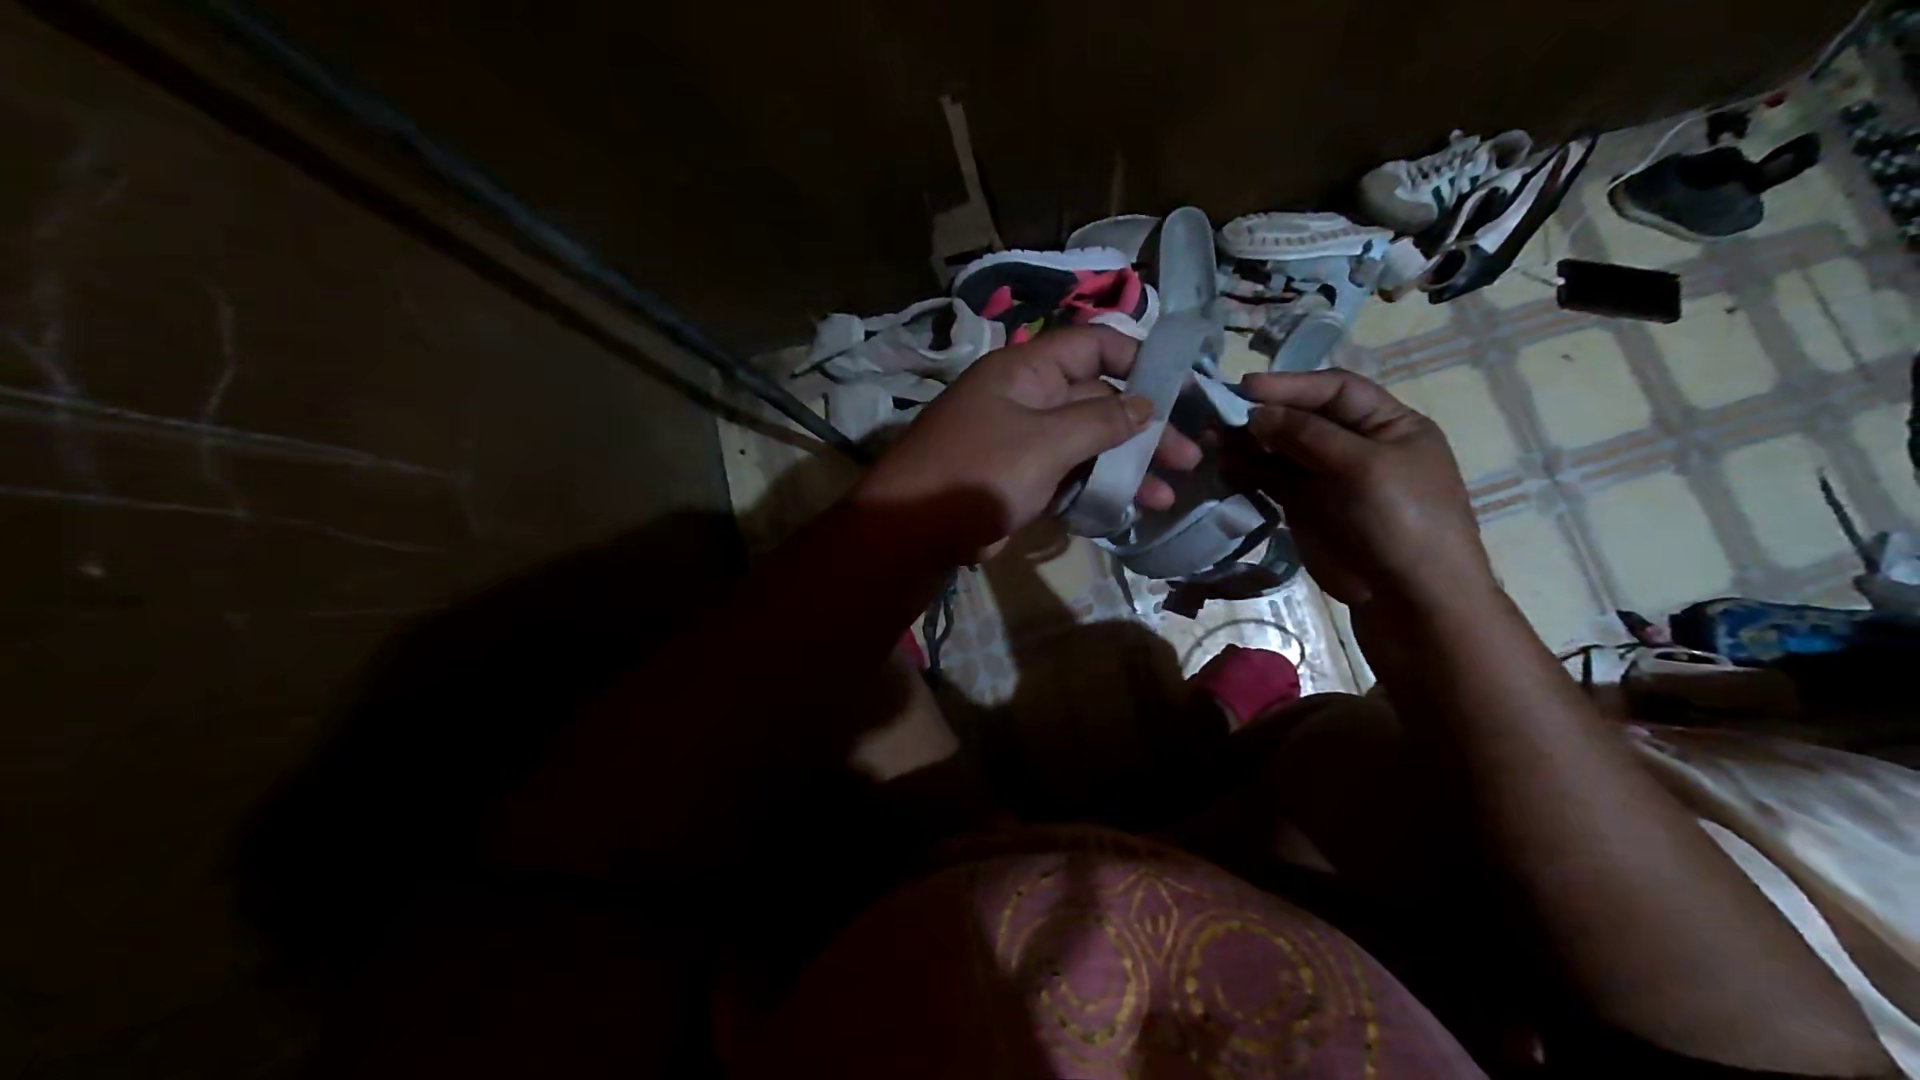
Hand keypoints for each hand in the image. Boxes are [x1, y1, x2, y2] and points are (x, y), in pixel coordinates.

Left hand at [854, 327, 1200, 558]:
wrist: (913, 530)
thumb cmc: (979, 472)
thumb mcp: (1045, 442)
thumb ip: (1100, 421)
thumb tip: (1146, 404)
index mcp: (1027, 371)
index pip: (1092, 345)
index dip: (1138, 360)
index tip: (1178, 388)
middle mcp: (1027, 398)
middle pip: (1097, 400)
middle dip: (1143, 429)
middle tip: (1187, 458)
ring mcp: (1023, 441)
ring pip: (1087, 444)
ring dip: (1126, 467)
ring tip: (1166, 494)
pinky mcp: (1020, 479)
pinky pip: (1068, 475)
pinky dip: (1096, 490)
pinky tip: (1129, 508)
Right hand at [1237, 370, 1494, 610]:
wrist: (1408, 596)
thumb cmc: (1402, 520)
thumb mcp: (1364, 466)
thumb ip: (1309, 435)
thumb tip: (1257, 412)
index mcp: (1388, 424)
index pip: (1335, 390)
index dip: (1292, 385)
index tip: (1246, 388)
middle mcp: (1355, 444)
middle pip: (1302, 417)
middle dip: (1262, 415)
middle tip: (1218, 415)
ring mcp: (1327, 476)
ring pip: (1280, 448)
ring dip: (1247, 442)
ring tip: (1211, 440)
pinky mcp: (1304, 505)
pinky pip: (1271, 478)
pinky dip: (1247, 470)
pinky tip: (1224, 465)